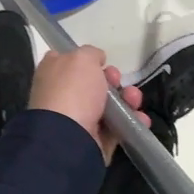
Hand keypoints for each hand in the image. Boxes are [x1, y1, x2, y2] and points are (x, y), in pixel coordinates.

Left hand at [30, 45, 149, 161]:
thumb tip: (96, 60)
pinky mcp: (94, 139)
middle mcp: (62, 96)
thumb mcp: (82, 58)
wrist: (70, 137)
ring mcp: (77, 120)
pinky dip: (131, 122)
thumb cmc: (72, 91)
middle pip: (93, 84)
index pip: (67, 61)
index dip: (87, 59)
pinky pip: (117, 128)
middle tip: (117, 80)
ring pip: (108, 106)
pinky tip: (141, 119)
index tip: (102, 61)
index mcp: (52, 74)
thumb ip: (91, 54)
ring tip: (134, 100)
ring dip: (127, 100)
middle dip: (112, 80)